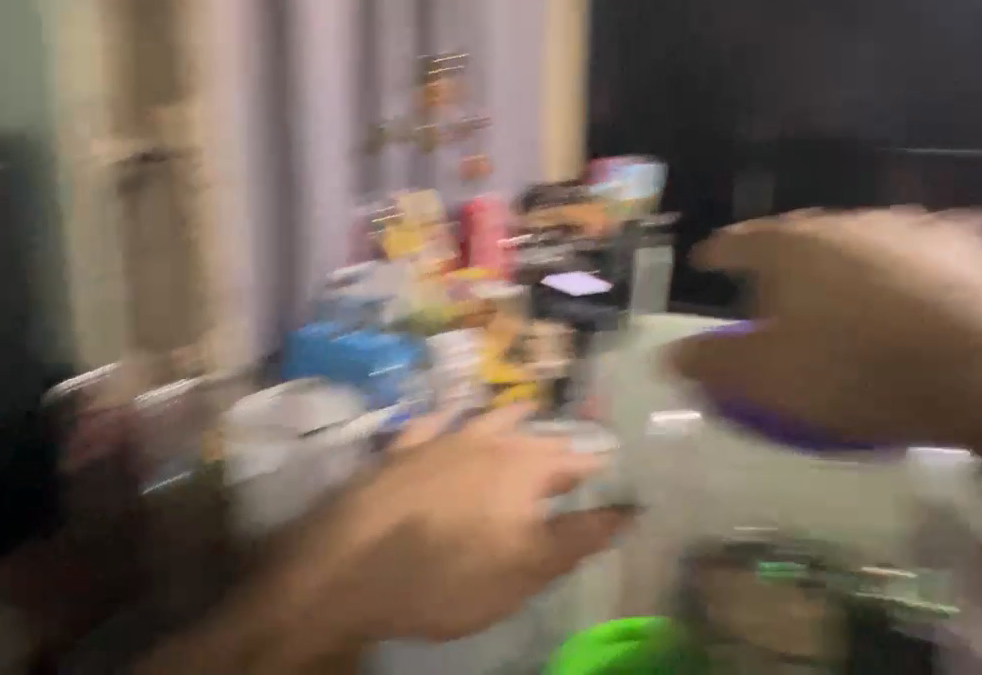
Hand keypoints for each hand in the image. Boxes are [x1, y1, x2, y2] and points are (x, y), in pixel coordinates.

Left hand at [306, 404, 634, 643]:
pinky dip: (450, 414)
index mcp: (525, 467)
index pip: (575, 460)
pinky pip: (433, 420)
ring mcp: (442, 437)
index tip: (614, 466)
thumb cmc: (450, 573)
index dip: (597, 465)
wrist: (352, 564)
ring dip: (510, 413)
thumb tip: (629, 508)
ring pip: (486, 415)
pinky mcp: (402, 446)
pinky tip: (452, 409)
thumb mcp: (526, 569)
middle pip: (533, 434)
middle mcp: (489, 440)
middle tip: (574, 442)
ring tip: (528, 407)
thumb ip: (579, 536)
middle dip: (558, 438)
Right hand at [669, 207, 981, 445]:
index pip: (740, 240)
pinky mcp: (969, 248)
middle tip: (779, 283)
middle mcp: (847, 224)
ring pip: (867, 237)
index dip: (720, 251)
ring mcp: (912, 229)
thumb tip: (669, 355)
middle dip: (786, 256)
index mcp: (793, 247)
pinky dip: (923, 260)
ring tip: (850, 286)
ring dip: (852, 256)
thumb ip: (715, 364)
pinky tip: (931, 275)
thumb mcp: (773, 378)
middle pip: (803, 234)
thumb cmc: (863, 370)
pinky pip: (936, 245)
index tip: (707, 258)